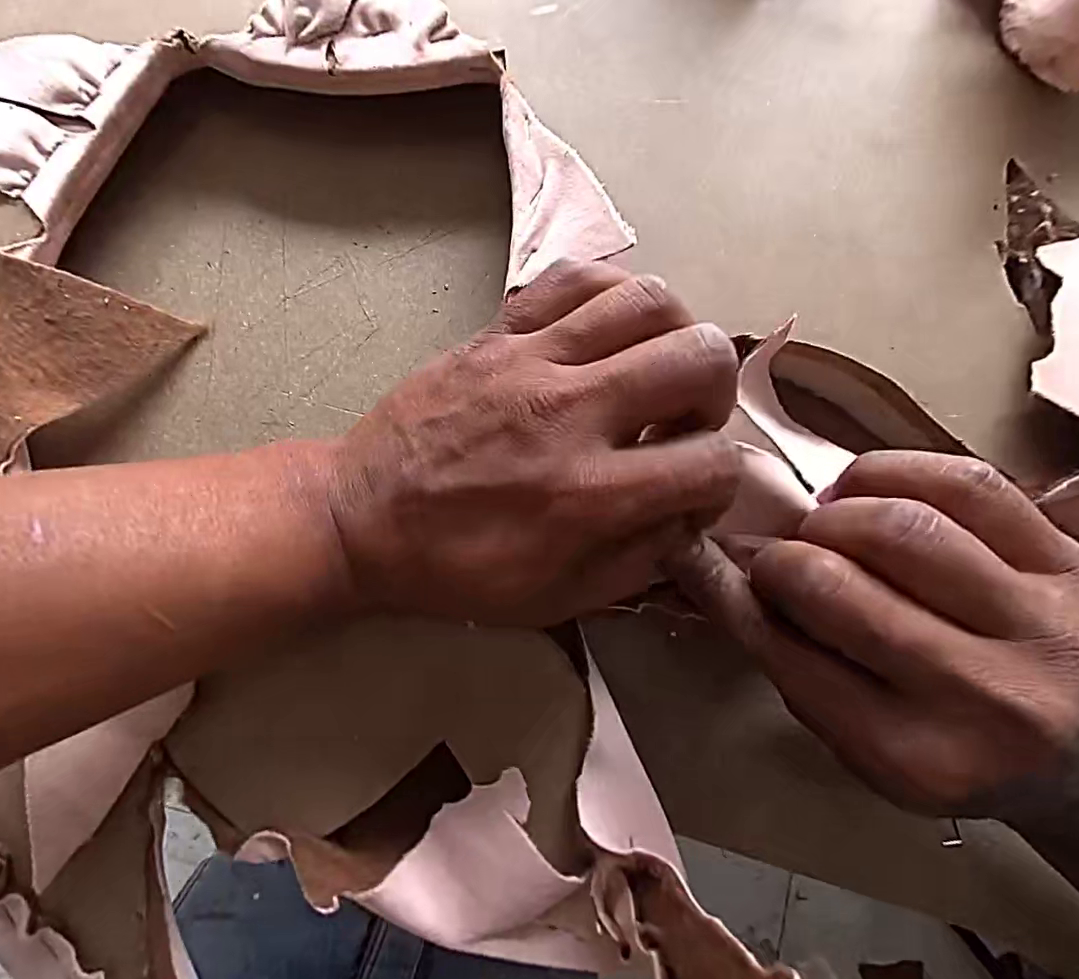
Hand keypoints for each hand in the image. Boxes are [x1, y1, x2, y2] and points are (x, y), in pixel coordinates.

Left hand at [325, 259, 744, 626]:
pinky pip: (575, 279)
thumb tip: (687, 520)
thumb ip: (635, 564)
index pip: (710, 462)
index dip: (719, 483)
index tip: (689, 492)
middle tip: (681, 421)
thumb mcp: (550, 599)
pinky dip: (611, 296)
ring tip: (650, 370)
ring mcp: (528, 362)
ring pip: (648, 300)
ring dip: (675, 335)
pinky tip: (606, 332)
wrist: (359, 518)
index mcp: (586, 495)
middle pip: (701, 358)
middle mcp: (568, 414)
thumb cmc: (450, 569)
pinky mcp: (494, 334)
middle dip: (714, 395)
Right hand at [669, 450, 1078, 839]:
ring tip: (823, 528)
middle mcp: (984, 696)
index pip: (783, 651)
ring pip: (899, 526)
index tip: (690, 551)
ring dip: (831, 516)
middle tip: (778, 560)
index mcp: (908, 754)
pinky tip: (864, 491)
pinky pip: (969, 484)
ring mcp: (1046, 626)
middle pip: (834, 584)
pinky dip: (890, 472)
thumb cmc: (942, 754)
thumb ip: (786, 655)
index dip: (724, 590)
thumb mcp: (849, 737)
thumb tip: (718, 565)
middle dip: (780, 559)